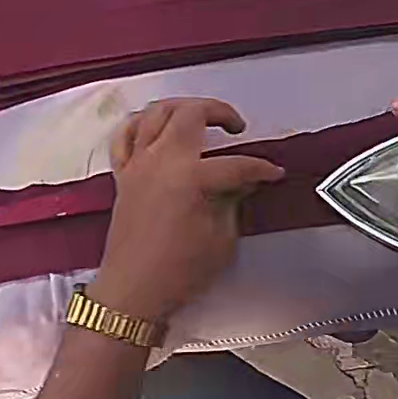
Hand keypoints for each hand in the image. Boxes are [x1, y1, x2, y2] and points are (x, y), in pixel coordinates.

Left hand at [89, 98, 284, 321]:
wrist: (133, 290)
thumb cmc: (180, 271)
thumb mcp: (221, 240)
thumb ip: (233, 202)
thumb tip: (243, 182)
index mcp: (190, 178)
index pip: (235, 164)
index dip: (260, 168)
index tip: (274, 173)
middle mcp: (162, 161)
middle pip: (190, 114)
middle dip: (219, 112)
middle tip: (236, 127)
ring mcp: (138, 164)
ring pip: (155, 113)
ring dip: (181, 107)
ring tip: (199, 117)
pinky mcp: (122, 175)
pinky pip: (125, 136)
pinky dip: (141, 125)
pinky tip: (155, 128)